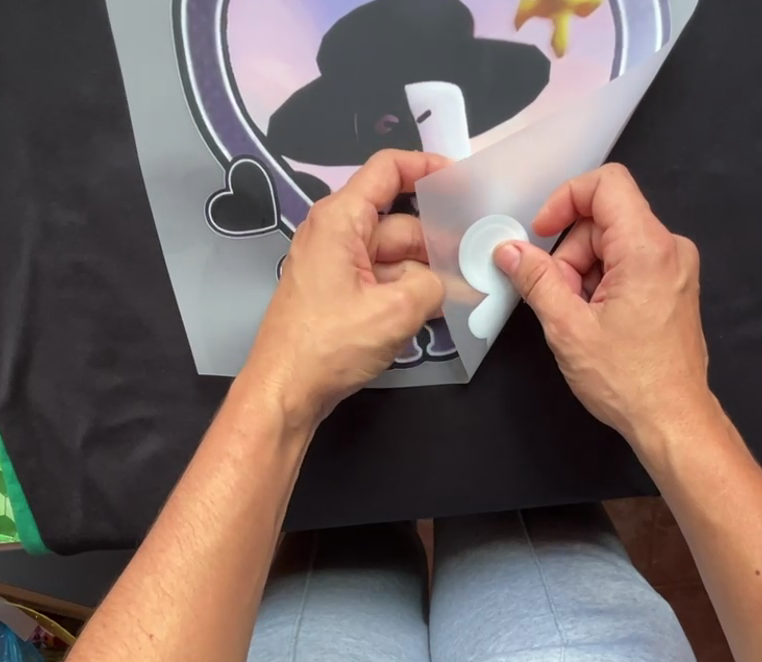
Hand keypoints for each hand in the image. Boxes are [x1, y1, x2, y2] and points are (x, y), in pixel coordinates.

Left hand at [237, 150, 448, 426]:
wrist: (285, 392)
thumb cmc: (328, 348)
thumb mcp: (395, 312)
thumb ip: (433, 286)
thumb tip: (444, 284)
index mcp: (340, 220)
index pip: (387, 170)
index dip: (427, 167)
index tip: (461, 181)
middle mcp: (334, 235)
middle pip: (398, 222)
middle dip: (436, 240)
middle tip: (476, 259)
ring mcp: (334, 268)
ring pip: (392, 257)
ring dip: (424, 274)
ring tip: (461, 292)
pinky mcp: (336, 297)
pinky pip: (379, 282)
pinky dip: (405, 293)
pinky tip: (431, 312)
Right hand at [493, 164, 711, 446]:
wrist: (671, 418)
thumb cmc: (628, 381)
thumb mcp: (568, 328)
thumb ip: (535, 281)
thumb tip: (510, 251)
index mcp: (648, 249)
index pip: (606, 185)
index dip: (565, 201)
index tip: (540, 235)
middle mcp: (670, 249)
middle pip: (605, 220)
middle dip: (570, 254)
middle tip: (557, 299)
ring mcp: (675, 269)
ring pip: (614, 246)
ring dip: (584, 274)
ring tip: (578, 320)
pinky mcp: (672, 288)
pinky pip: (629, 266)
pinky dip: (603, 285)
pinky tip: (595, 322)